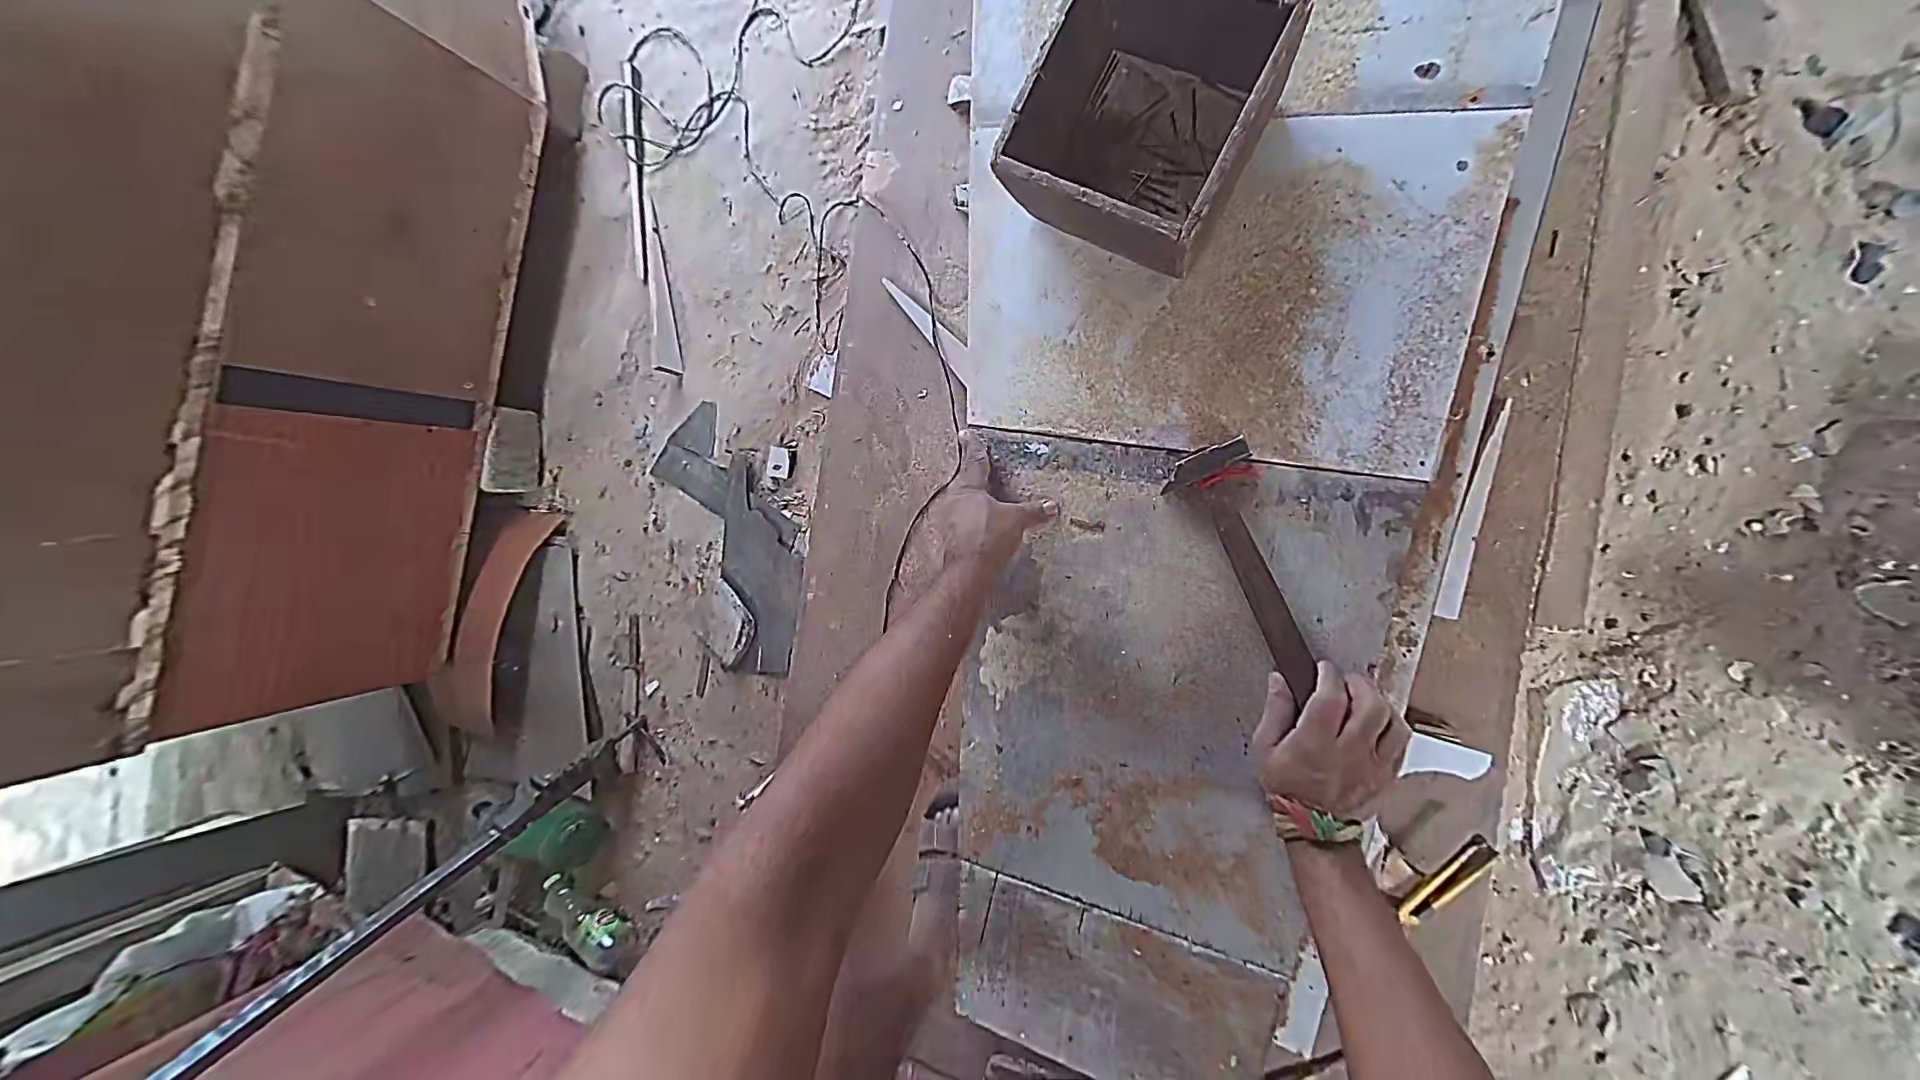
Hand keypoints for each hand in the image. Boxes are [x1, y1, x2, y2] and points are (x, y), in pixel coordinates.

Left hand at [921, 430, 1055, 572]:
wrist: (967, 573)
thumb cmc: (987, 538)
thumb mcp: (1016, 520)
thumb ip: (1033, 511)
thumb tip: (1052, 506)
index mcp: (967, 487)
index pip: (973, 461)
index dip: (973, 446)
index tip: (966, 434)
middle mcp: (953, 500)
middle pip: (964, 482)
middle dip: (972, 478)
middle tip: (979, 471)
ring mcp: (949, 521)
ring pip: (961, 504)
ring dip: (972, 503)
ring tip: (984, 502)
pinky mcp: (951, 540)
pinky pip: (963, 525)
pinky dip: (972, 523)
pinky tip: (981, 529)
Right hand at [1251, 661, 1410, 821]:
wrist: (1314, 829)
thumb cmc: (1286, 788)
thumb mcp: (1266, 747)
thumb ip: (1275, 710)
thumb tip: (1279, 680)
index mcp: (1314, 744)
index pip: (1330, 697)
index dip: (1329, 675)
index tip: (1323, 669)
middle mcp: (1348, 753)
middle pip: (1369, 705)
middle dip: (1358, 684)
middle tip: (1345, 681)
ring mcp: (1374, 765)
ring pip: (1393, 721)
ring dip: (1378, 702)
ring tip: (1362, 698)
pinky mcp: (1389, 775)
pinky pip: (1402, 741)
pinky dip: (1391, 723)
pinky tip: (1374, 721)